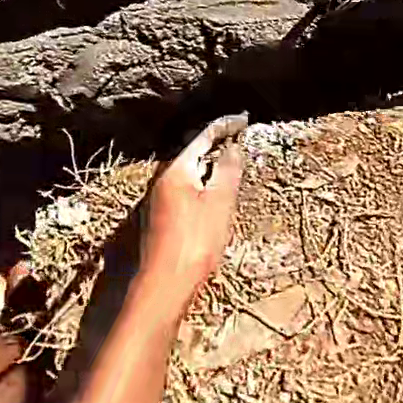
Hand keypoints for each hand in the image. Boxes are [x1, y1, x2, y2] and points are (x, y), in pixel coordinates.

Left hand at [137, 114, 247, 300]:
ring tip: (231, 167)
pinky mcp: (160, 217)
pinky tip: (213, 197)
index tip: (244, 121)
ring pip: (188, 173)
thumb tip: (234, 146)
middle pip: (192, 154)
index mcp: (176, 171)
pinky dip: (201, 185)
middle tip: (239, 142)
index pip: (202, 138)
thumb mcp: (220, 202)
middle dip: (216, 146)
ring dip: (209, 167)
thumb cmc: (195, 241)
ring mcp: (158, 199)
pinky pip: (184, 189)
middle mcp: (162, 180)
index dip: (225, 127)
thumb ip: (228, 170)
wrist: (165, 282)